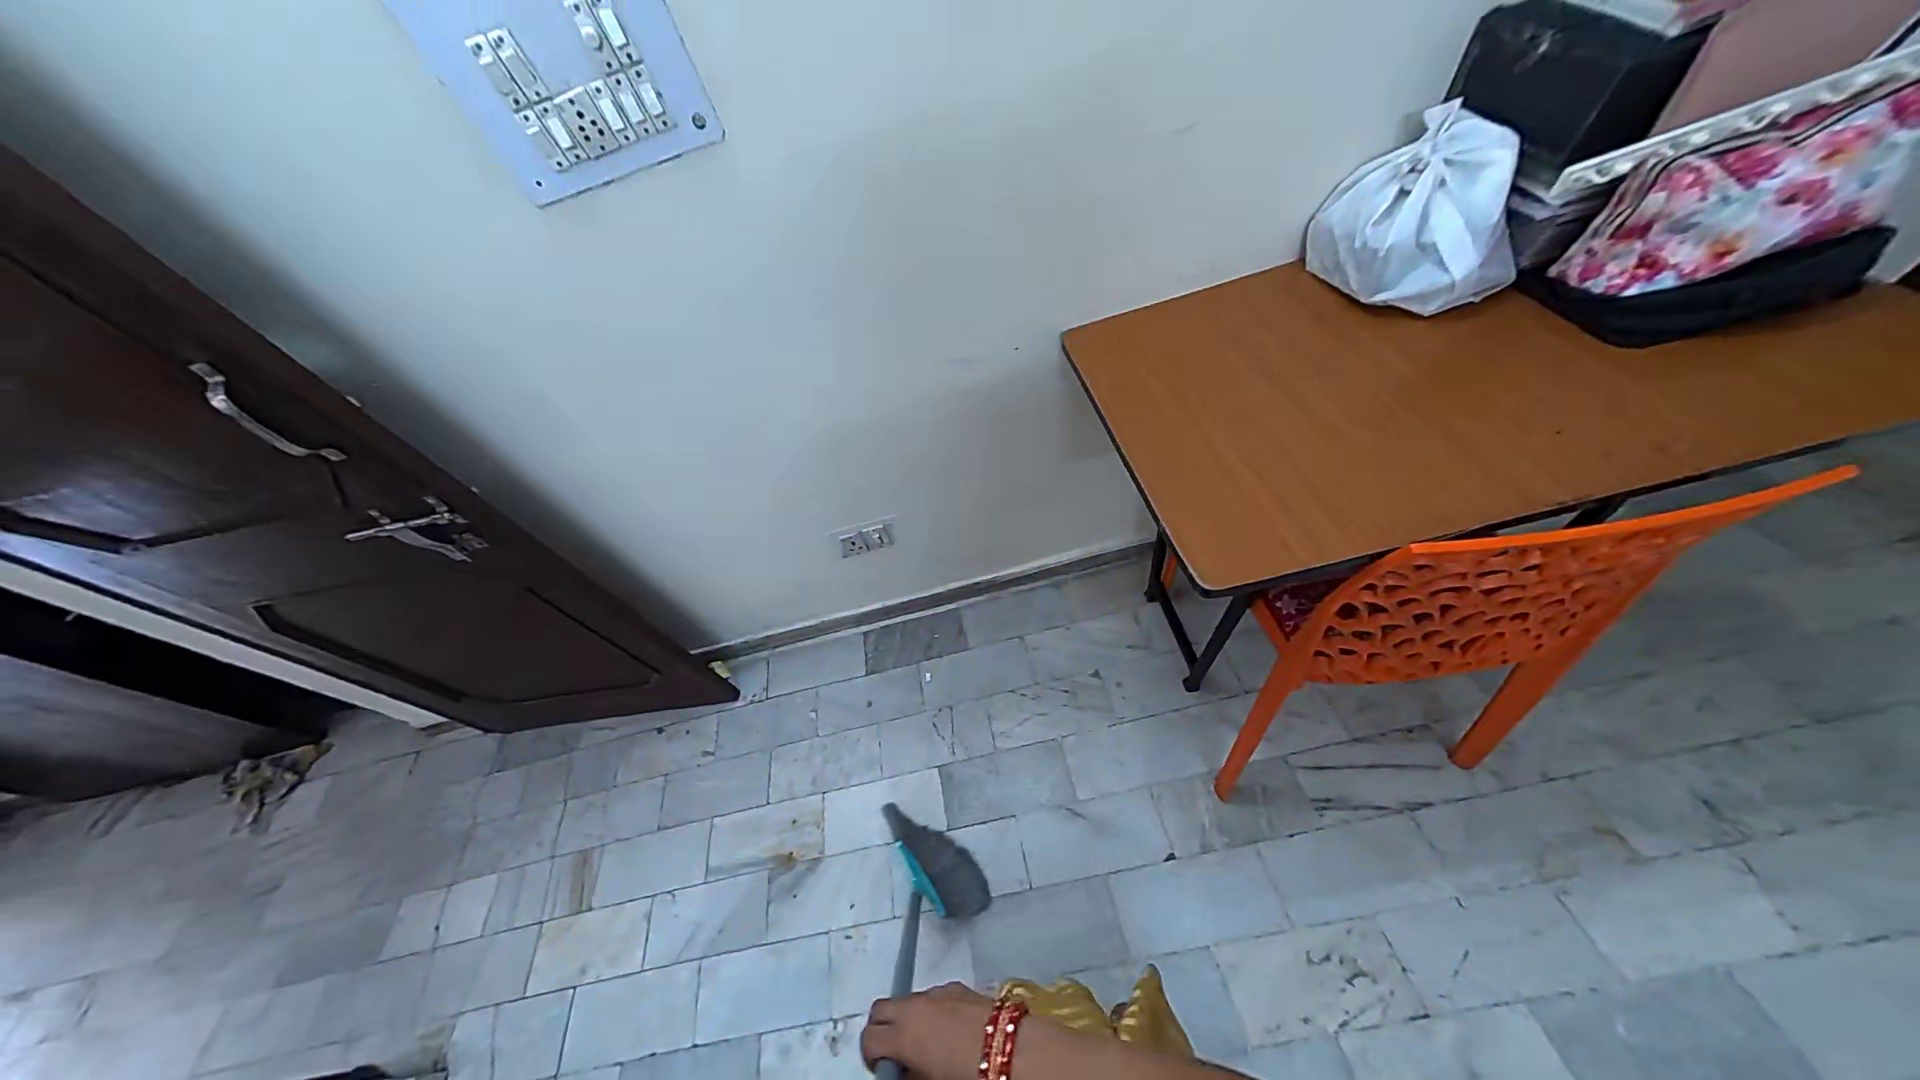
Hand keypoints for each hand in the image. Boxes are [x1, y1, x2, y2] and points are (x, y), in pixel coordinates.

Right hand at [862, 982, 994, 1079]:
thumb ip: (910, 1076)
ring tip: (923, 1039)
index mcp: (903, 1034)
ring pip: (907, 999)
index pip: (869, 1038)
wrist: (1013, 1048)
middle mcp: (915, 1006)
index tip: (884, 1069)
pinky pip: (931, 995)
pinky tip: (947, 1027)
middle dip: (881, 1028)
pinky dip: (929, 1008)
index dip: (871, 1056)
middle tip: (894, 1051)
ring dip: (906, 1016)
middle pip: (880, 1008)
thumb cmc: (968, 1074)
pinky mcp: (956, 986)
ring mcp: (936, 992)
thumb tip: (903, 1071)